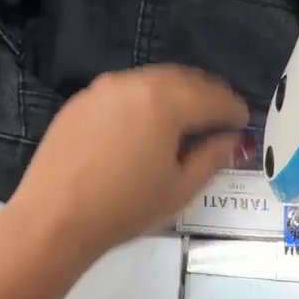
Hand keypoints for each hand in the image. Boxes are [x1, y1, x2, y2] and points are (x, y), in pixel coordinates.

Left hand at [7, 65, 249, 258]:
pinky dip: (144, 101)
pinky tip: (145, 124)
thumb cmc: (124, 208)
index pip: (213, 97)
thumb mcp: (179, 189)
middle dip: (207, 95)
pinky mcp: (80, 101)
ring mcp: (103, 89)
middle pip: (184, 79)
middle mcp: (135, 83)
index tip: (244, 121)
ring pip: (152, 81)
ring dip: (176, 94)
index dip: (234, 109)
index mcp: (166, 102)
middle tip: (221, 116)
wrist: (53, 218)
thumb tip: (229, 138)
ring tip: (186, 119)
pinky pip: (124, 92)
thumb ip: (212, 157)